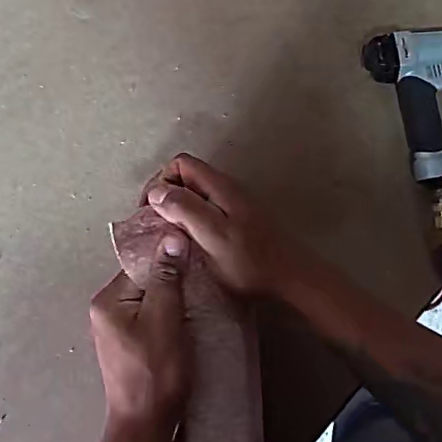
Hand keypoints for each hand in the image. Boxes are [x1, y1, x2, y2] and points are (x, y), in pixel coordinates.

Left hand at [89, 231, 189, 429]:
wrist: (147, 425)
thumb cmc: (156, 372)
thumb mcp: (165, 318)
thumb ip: (168, 277)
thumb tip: (173, 237)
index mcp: (108, 300)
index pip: (143, 261)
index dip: (172, 253)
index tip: (200, 248)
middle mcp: (108, 310)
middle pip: (148, 277)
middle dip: (176, 274)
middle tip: (208, 270)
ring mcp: (120, 328)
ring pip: (154, 296)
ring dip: (178, 293)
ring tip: (205, 289)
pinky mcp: (134, 343)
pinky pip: (155, 313)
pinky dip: (174, 310)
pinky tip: (193, 312)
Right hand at [142, 153, 313, 295]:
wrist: (290, 276)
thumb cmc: (251, 261)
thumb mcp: (213, 236)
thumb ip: (186, 210)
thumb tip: (157, 191)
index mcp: (221, 187)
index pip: (180, 164)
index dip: (160, 183)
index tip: (151, 212)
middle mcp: (229, 189)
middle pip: (187, 177)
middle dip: (166, 195)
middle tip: (156, 225)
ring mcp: (236, 204)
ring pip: (197, 195)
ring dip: (178, 210)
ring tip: (170, 236)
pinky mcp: (241, 220)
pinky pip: (208, 210)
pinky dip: (193, 220)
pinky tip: (191, 243)